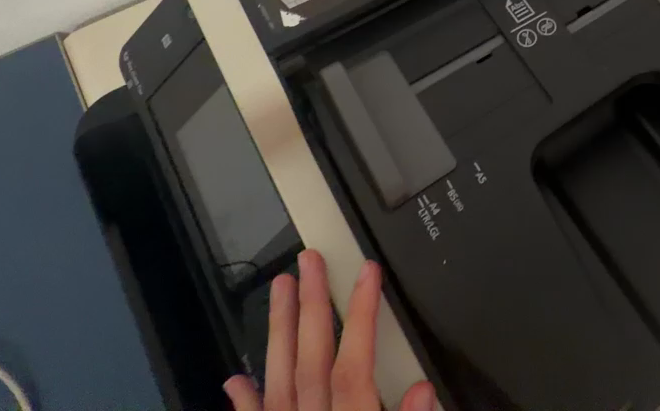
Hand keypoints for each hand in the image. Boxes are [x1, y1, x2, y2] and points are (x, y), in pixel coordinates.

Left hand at [225, 250, 435, 410]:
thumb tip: (424, 388)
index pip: (355, 367)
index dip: (361, 316)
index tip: (367, 271)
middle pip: (310, 363)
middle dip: (311, 307)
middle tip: (310, 262)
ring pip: (280, 382)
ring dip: (280, 332)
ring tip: (280, 287)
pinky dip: (245, 401)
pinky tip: (235, 379)